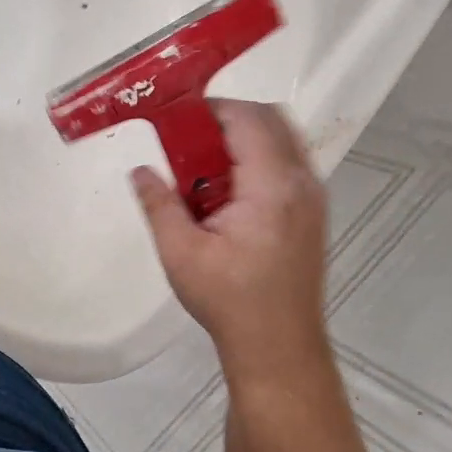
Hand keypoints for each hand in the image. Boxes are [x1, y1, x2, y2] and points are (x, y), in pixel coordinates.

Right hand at [132, 99, 328, 369]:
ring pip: (281, 141)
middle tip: (184, 141)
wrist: (276, 342)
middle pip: (271, 121)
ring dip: (241, 141)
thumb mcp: (180, 253)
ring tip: (200, 170)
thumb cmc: (227, 298)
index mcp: (271, 187)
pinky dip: (255, 162)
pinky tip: (222, 195)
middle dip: (226, 120)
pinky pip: (285, 165)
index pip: (247, 120)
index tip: (174, 118)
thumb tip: (140, 171)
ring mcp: (312, 197)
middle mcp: (301, 182)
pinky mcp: (310, 212)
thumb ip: (159, 205)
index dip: (210, 109)